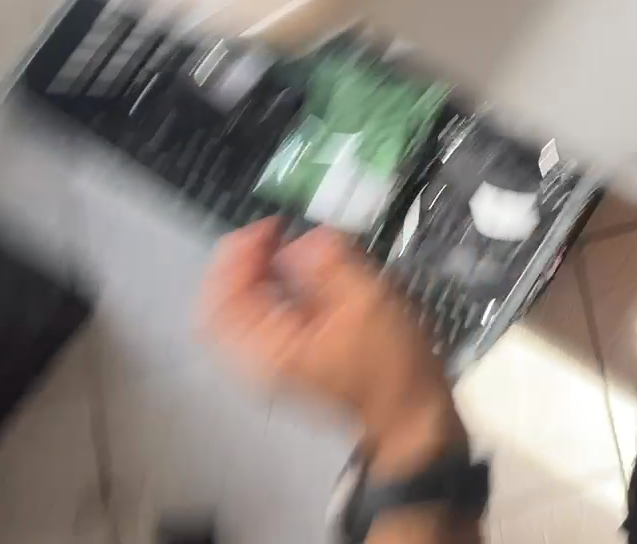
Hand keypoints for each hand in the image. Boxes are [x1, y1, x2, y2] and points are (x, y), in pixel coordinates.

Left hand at [201, 219, 461, 472]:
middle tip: (280, 231)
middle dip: (248, 261)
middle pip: (230, 304)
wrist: (411, 410)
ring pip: (250, 309)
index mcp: (268, 349)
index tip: (271, 226)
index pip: (225, 301)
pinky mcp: (300, 354)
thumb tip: (303, 239)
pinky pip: (273, 315)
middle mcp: (263, 356)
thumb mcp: (366, 305)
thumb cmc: (390, 362)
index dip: (238, 257)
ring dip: (263, 272)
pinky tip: (310, 271)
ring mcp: (280, 357)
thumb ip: (331, 268)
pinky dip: (282, 287)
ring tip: (294, 244)